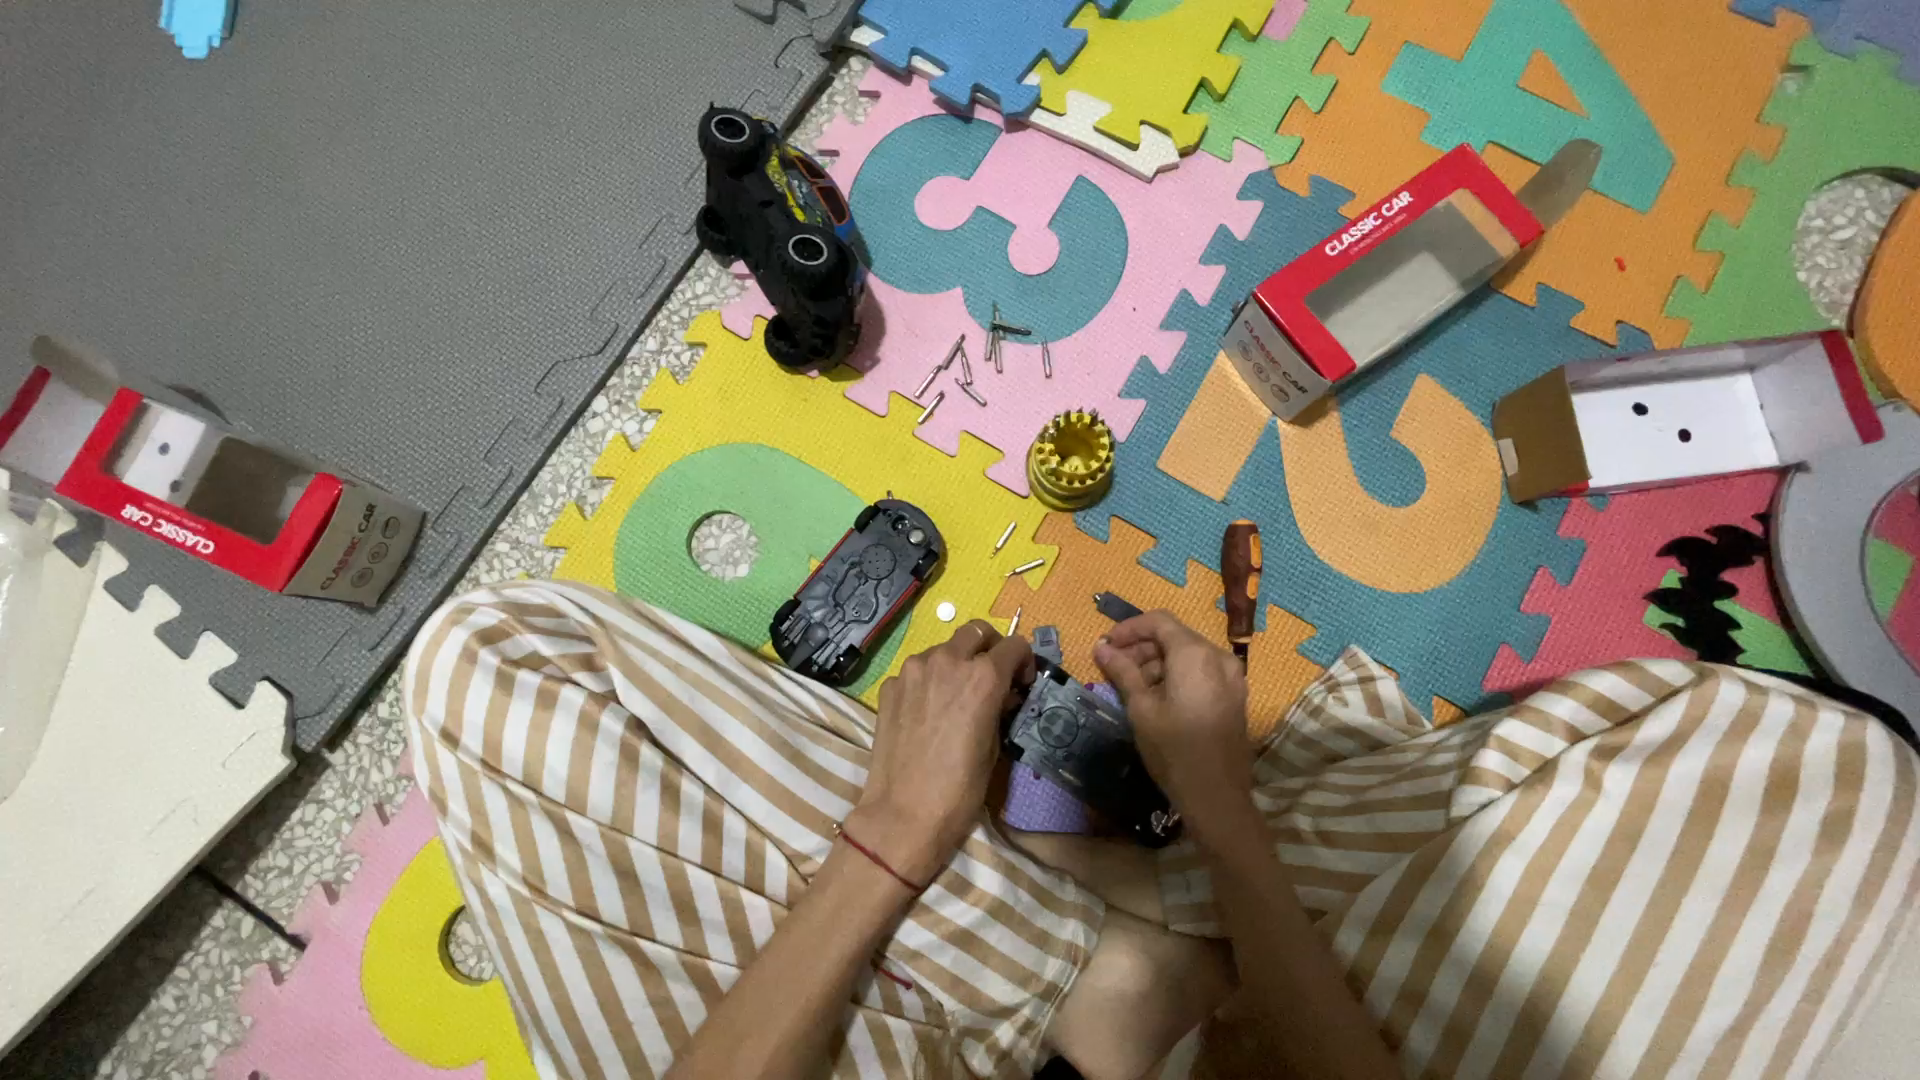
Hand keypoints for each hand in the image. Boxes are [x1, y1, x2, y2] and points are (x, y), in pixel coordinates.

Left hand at [848, 621, 1033, 883]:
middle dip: (989, 648)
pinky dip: (928, 681)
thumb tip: (1001, 695)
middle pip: (976, 631)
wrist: (903, 814)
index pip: (1014, 645)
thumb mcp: (995, 746)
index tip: (1021, 683)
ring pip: (943, 648)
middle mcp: (947, 661)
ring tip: (955, 696)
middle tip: (991, 677)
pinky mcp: (890, 685)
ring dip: (955, 662)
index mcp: (982, 676)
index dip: (1023, 661)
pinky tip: (927, 712)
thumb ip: (999, 707)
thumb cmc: (960, 789)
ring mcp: (913, 670)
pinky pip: (917, 671)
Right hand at [1093, 612, 1253, 834]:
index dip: (1128, 628)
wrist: (1217, 797)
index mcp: (1195, 654)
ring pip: (1187, 655)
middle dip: (1141, 647)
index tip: (1105, 645)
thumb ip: (1122, 671)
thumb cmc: (1174, 751)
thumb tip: (1101, 647)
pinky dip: (1175, 675)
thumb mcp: (1141, 708)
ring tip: (1130, 686)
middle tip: (1112, 668)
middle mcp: (1218, 657)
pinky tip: (1155, 698)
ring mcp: (1231, 677)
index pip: (1158, 621)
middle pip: (1174, 636)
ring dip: (1156, 663)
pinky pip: (1200, 672)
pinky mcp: (1234, 696)